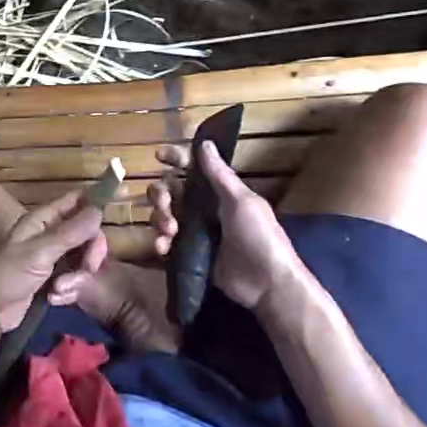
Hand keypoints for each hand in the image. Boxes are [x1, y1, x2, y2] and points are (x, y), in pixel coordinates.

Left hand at [0, 189, 107, 342]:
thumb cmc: (6, 277)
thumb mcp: (39, 253)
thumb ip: (70, 233)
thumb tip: (99, 210)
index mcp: (42, 219)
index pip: (75, 200)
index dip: (95, 200)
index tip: (117, 203)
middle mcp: (49, 234)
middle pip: (86, 231)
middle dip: (91, 250)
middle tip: (90, 266)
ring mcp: (52, 257)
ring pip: (83, 256)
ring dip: (78, 274)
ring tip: (61, 290)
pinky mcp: (53, 278)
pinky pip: (75, 276)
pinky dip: (70, 287)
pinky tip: (56, 298)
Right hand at [147, 140, 308, 311]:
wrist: (266, 284)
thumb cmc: (259, 236)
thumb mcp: (241, 202)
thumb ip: (219, 174)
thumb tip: (205, 142)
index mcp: (220, 191)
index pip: (193, 168)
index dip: (177, 158)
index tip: (160, 155)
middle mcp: (205, 208)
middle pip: (171, 191)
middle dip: (162, 195)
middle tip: (167, 207)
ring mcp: (196, 232)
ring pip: (165, 215)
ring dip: (160, 218)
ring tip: (169, 232)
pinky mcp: (189, 255)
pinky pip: (167, 242)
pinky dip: (161, 243)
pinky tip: (163, 249)